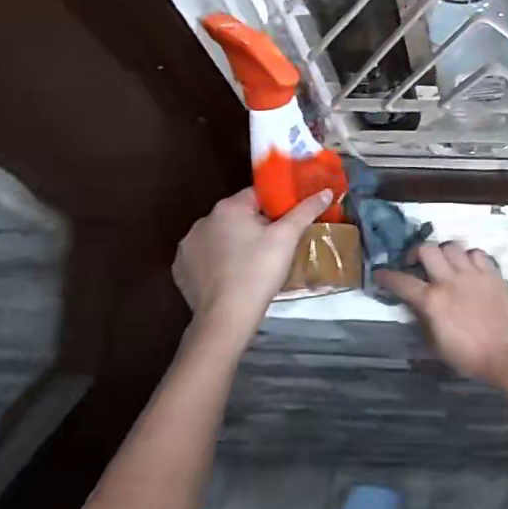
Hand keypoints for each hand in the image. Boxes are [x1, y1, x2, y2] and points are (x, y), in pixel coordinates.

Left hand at [173, 187, 330, 346]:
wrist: (226, 316)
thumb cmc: (259, 270)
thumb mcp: (288, 238)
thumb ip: (306, 210)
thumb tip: (326, 191)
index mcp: (228, 208)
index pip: (257, 194)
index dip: (276, 205)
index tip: (288, 222)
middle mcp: (203, 221)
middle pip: (237, 215)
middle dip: (256, 225)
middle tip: (276, 244)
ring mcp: (188, 246)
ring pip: (220, 235)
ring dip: (235, 242)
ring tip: (254, 262)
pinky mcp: (181, 268)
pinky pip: (205, 256)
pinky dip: (218, 261)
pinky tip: (232, 275)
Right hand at [377, 242, 507, 396]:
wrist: (506, 354)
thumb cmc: (468, 356)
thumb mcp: (435, 343)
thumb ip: (423, 318)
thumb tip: (415, 304)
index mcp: (433, 301)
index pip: (402, 282)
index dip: (387, 276)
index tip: (380, 274)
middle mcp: (451, 280)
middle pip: (428, 250)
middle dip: (417, 253)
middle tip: (417, 264)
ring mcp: (474, 274)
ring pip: (453, 246)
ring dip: (444, 253)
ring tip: (445, 263)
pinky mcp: (493, 273)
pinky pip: (478, 253)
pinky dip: (469, 257)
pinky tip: (469, 268)